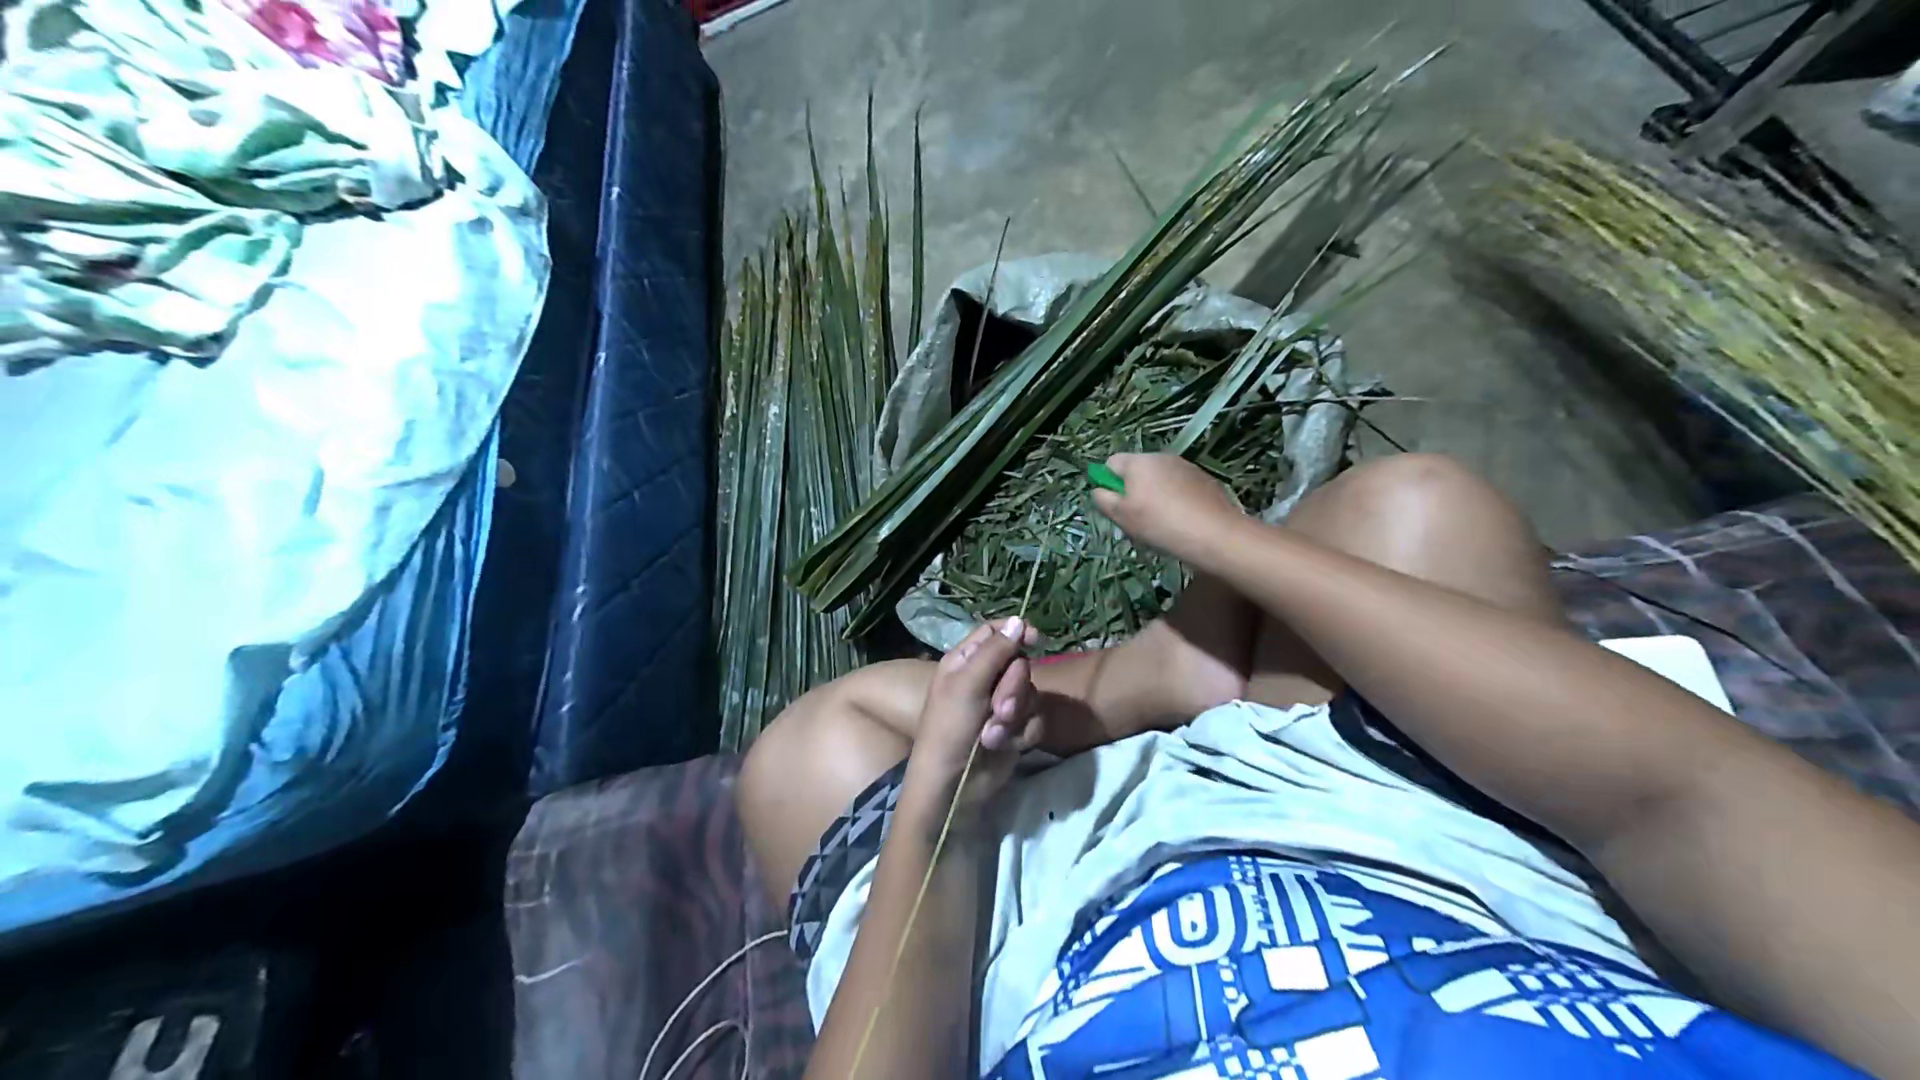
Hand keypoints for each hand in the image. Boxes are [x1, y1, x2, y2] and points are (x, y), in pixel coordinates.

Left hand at [906, 618, 1042, 812]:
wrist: (954, 784)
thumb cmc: (950, 728)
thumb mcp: (968, 684)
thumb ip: (996, 651)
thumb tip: (1019, 619)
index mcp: (965, 660)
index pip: (995, 633)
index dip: (1015, 632)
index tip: (1035, 639)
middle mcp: (984, 678)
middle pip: (1018, 663)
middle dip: (1013, 687)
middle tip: (999, 707)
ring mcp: (1000, 703)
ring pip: (1030, 692)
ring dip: (1015, 715)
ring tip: (993, 735)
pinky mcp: (1016, 728)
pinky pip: (1035, 718)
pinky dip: (1021, 733)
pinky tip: (1004, 746)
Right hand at [1091, 453, 1242, 557]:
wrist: (1215, 534)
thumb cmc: (1160, 523)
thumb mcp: (1122, 516)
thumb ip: (1103, 500)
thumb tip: (1100, 490)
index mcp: (1138, 462)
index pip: (1111, 462)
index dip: (1108, 483)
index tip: (1116, 506)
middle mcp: (1162, 457)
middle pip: (1137, 471)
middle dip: (1133, 491)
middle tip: (1137, 519)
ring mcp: (1186, 467)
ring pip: (1159, 480)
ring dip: (1155, 496)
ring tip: (1161, 524)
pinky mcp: (1204, 480)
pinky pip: (1180, 487)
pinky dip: (1176, 500)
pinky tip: (1182, 522)